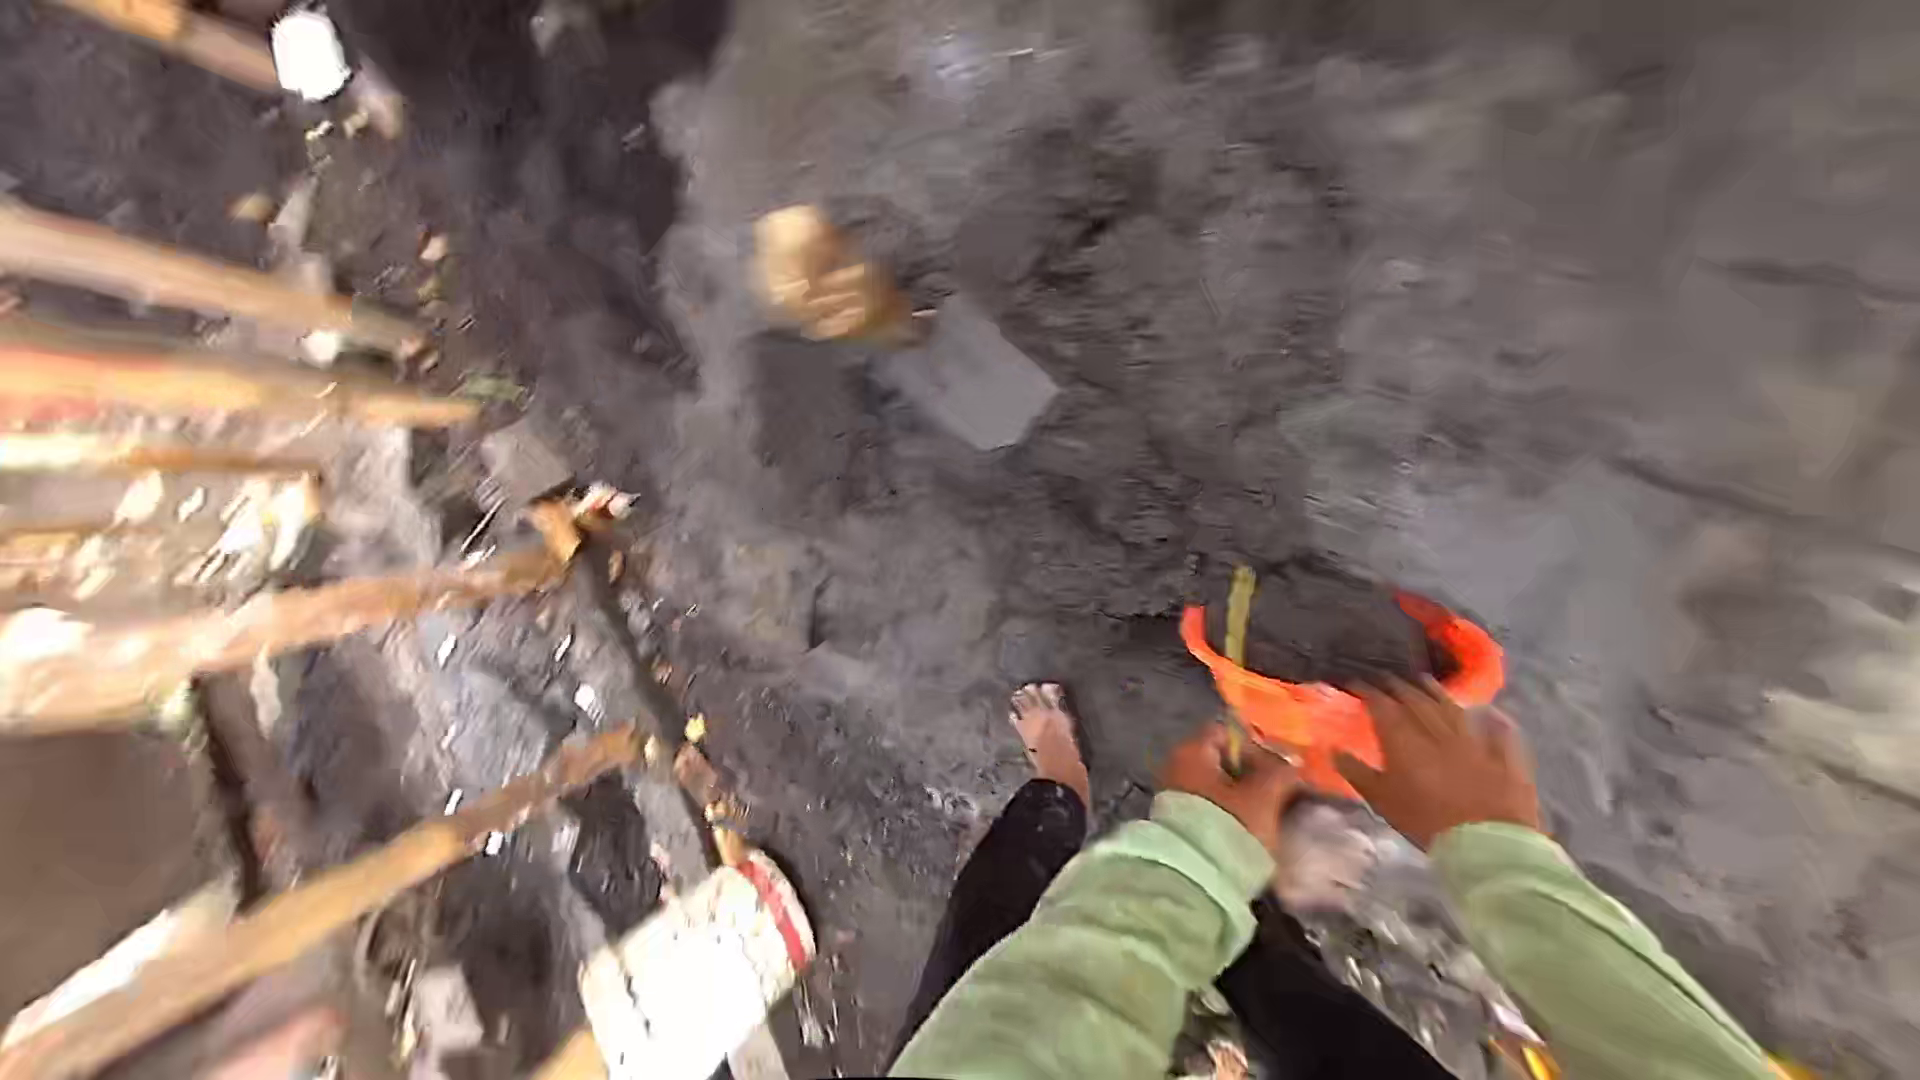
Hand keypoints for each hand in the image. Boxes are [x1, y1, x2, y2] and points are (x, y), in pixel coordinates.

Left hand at [1160, 724, 1299, 855]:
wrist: (1196, 876)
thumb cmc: (1230, 826)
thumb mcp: (1263, 797)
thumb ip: (1279, 772)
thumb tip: (1290, 760)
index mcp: (1191, 750)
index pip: (1225, 732)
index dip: (1255, 746)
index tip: (1278, 769)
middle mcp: (1176, 765)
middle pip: (1221, 759)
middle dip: (1251, 773)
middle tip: (1280, 793)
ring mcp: (1174, 792)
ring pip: (1217, 784)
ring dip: (1242, 795)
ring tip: (1269, 814)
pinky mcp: (1178, 819)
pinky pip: (1210, 805)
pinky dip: (1229, 811)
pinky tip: (1249, 829)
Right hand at [1338, 676, 1541, 849]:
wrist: (1485, 845)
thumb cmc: (1424, 820)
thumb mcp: (1379, 798)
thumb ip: (1355, 771)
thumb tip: (1332, 749)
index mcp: (1403, 739)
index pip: (1381, 704)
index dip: (1366, 690)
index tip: (1354, 681)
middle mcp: (1437, 732)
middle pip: (1415, 700)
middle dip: (1397, 685)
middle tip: (1384, 676)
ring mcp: (1474, 742)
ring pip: (1452, 708)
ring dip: (1436, 692)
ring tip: (1423, 680)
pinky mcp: (1505, 759)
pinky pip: (1501, 733)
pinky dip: (1494, 719)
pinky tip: (1490, 711)